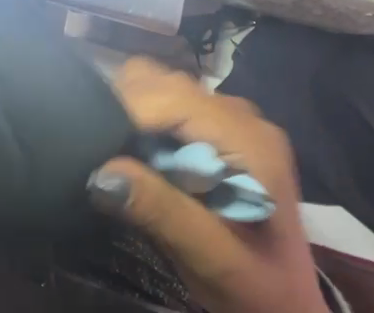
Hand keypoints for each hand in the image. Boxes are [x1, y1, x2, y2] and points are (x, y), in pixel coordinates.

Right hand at [89, 58, 324, 312]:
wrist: (287, 306)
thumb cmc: (256, 286)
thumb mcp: (212, 257)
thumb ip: (161, 212)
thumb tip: (101, 171)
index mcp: (250, 140)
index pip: (177, 98)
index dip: (128, 108)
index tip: (86, 132)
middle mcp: (242, 117)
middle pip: (167, 83)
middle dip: (125, 106)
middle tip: (96, 144)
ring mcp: (232, 120)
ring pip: (163, 86)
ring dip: (131, 110)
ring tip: (112, 147)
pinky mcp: (218, 130)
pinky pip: (169, 105)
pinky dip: (142, 119)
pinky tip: (134, 151)